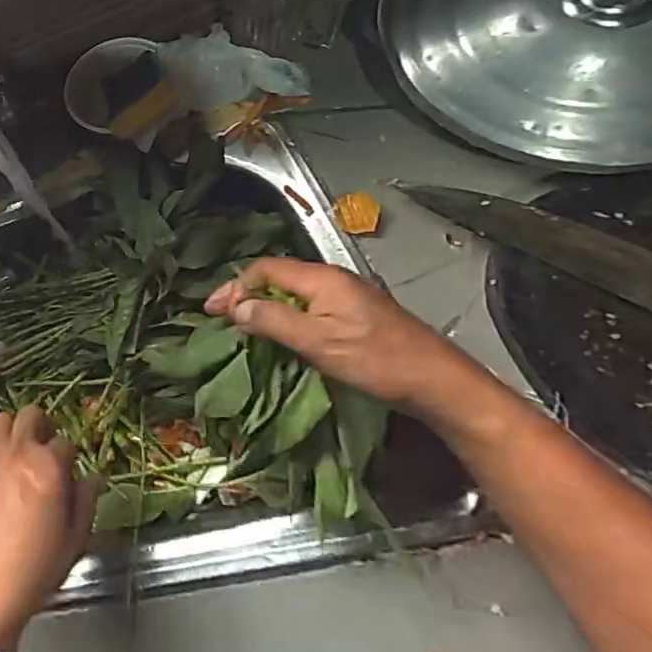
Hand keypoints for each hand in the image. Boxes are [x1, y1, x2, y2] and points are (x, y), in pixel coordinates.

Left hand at [0, 406, 98, 646]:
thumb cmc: (33, 571)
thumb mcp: (73, 541)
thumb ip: (86, 502)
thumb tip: (93, 479)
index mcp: (49, 467)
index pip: (66, 443)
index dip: (70, 458)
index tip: (68, 474)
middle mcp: (18, 452)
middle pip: (32, 415)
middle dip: (44, 427)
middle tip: (45, 449)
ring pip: (3, 419)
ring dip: (15, 430)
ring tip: (19, 452)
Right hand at [203, 257, 498, 425]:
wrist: (437, 382)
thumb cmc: (377, 360)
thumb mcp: (318, 343)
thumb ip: (274, 320)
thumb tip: (237, 307)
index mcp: (321, 278)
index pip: (264, 269)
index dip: (235, 286)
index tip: (213, 309)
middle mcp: (331, 279)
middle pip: (277, 276)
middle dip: (245, 293)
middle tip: (221, 315)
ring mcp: (345, 296)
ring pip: (292, 290)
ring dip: (264, 304)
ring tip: (243, 323)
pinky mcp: (355, 314)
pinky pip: (308, 305)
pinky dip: (285, 313)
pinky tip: (279, 331)